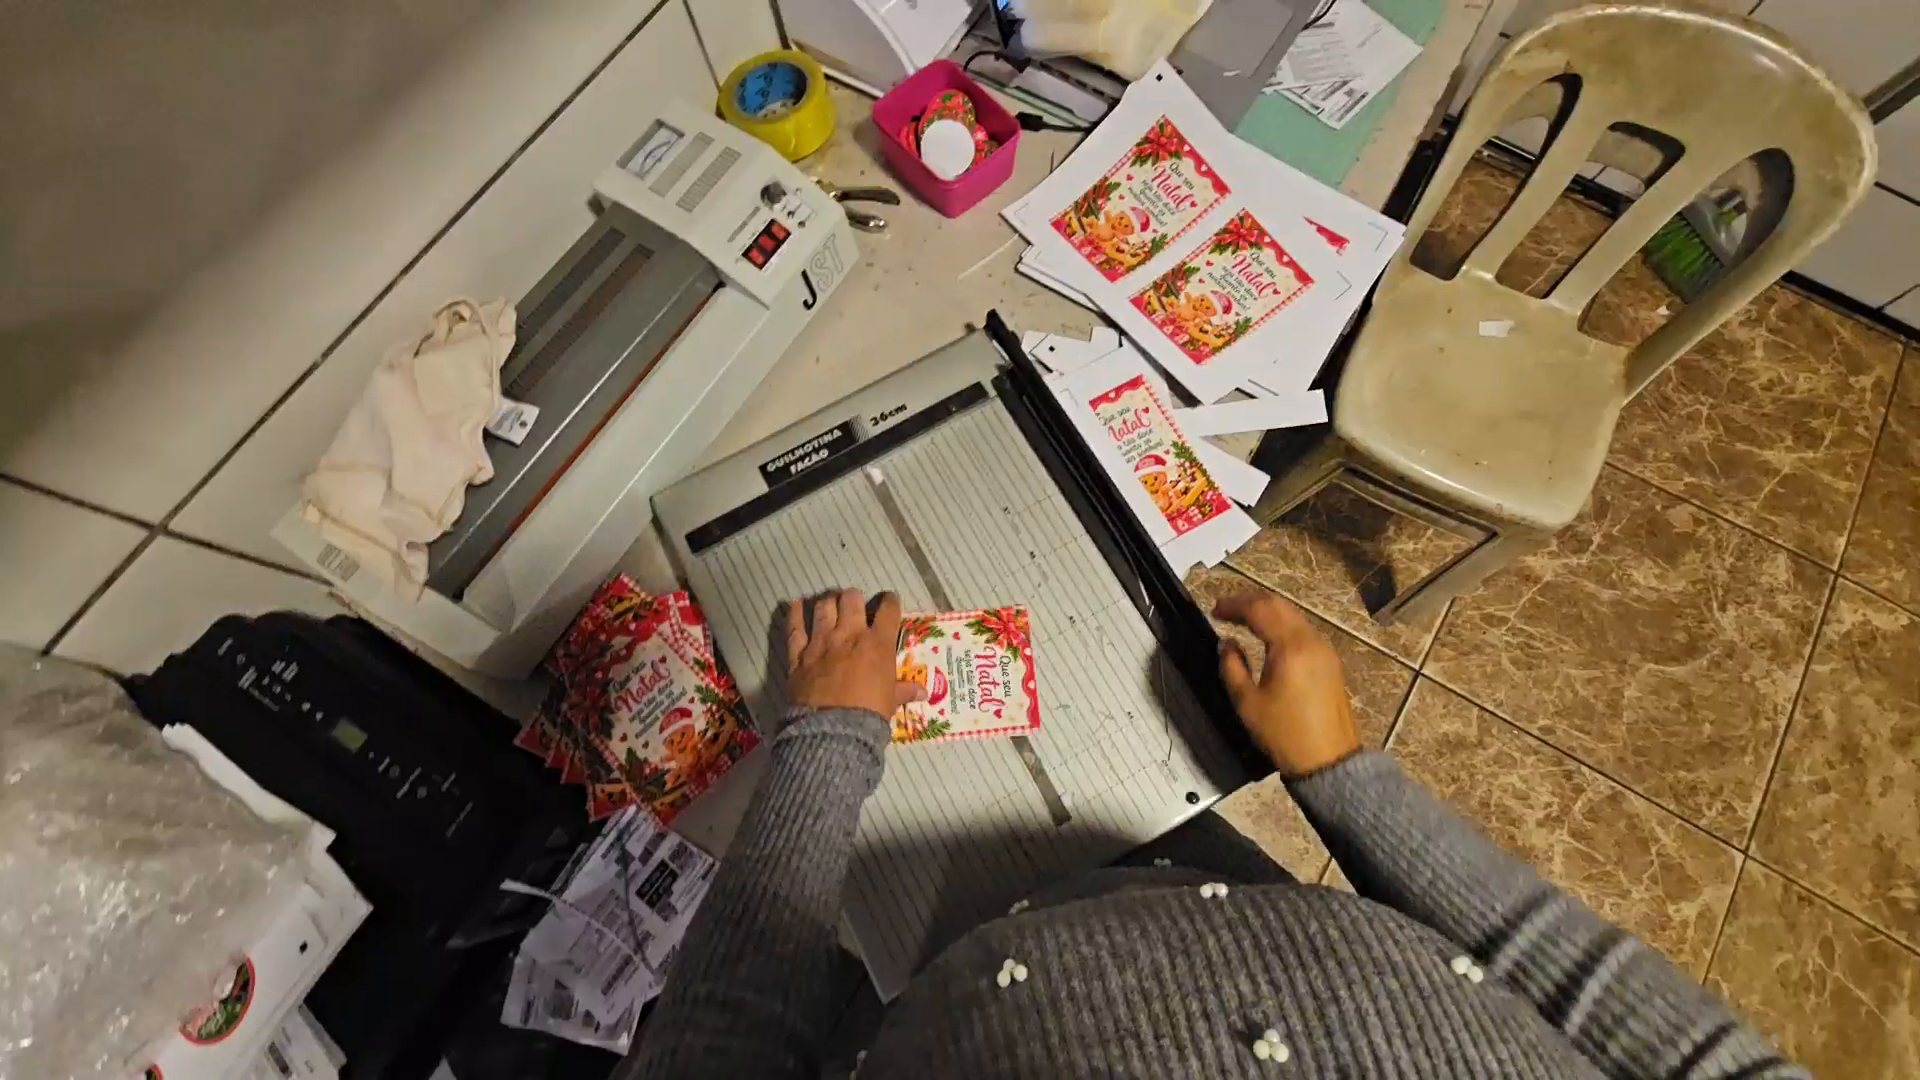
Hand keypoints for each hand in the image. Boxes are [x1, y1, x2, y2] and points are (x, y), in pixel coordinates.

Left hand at [785, 589, 925, 718]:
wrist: (833, 730)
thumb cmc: (869, 714)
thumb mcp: (891, 701)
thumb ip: (904, 691)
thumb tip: (923, 692)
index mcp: (878, 644)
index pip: (888, 610)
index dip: (890, 602)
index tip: (889, 602)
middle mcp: (849, 635)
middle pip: (852, 600)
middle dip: (855, 598)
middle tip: (855, 604)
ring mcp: (822, 642)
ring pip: (824, 608)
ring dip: (829, 601)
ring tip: (830, 602)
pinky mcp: (799, 654)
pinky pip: (795, 628)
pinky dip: (795, 614)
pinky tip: (796, 604)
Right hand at [1214, 592, 1361, 777]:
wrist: (1330, 761)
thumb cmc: (1284, 733)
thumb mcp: (1247, 702)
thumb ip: (1231, 666)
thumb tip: (1226, 643)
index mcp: (1289, 648)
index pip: (1259, 610)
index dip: (1233, 605)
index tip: (1213, 610)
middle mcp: (1310, 641)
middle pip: (1278, 605)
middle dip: (1249, 601)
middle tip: (1224, 609)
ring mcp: (1324, 649)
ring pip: (1292, 614)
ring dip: (1266, 610)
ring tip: (1241, 618)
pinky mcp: (1329, 661)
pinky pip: (1301, 629)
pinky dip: (1280, 623)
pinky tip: (1266, 634)